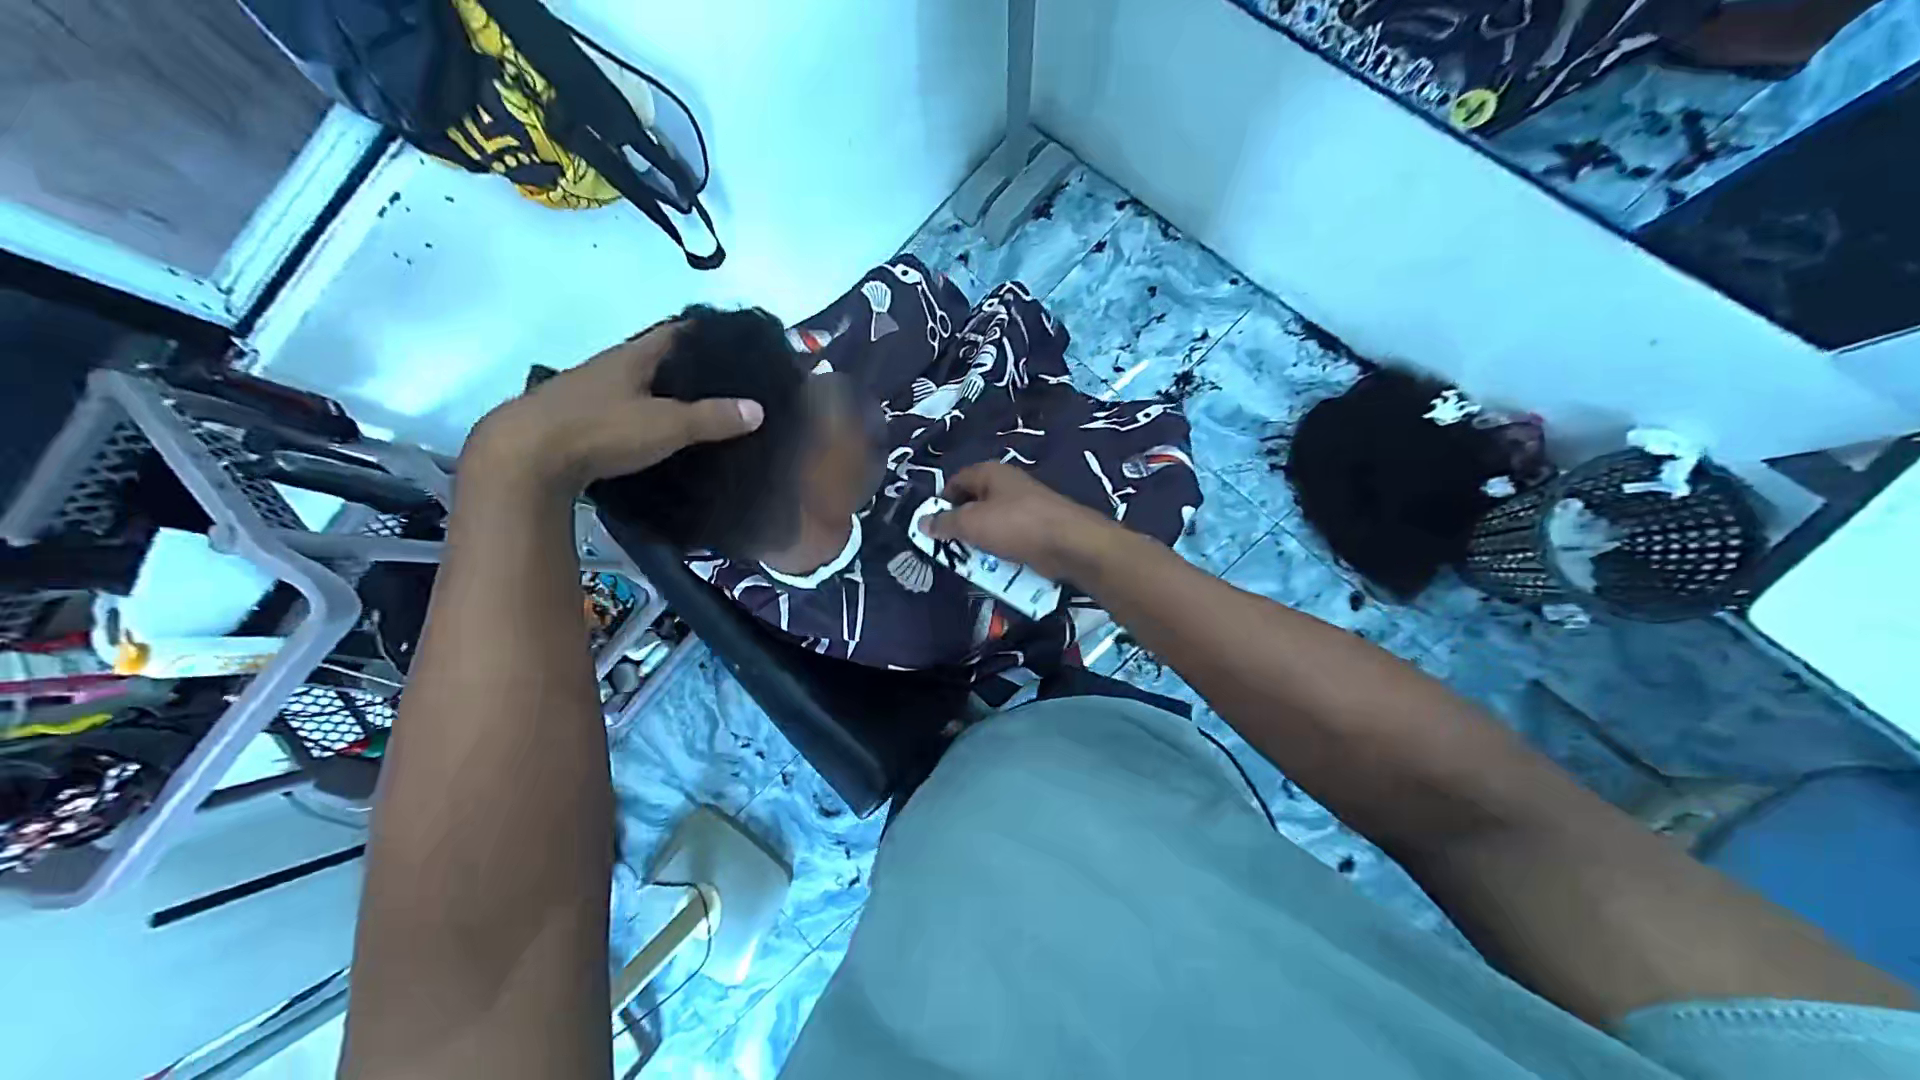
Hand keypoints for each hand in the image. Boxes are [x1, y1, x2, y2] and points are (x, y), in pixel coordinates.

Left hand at [467, 326, 763, 491]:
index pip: (675, 332)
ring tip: (695, 404)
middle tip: (722, 377)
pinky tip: (655, 429)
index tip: (732, 340)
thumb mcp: (667, 425)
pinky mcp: (574, 420)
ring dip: (661, 390)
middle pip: (654, 356)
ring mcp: (587, 392)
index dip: (705, 332)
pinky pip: (620, 407)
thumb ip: (713, 417)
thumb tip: (758, 408)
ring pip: (635, 383)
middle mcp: (609, 366)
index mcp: (632, 356)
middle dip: (686, 363)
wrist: (522, 458)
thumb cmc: (600, 429)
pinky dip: (642, 412)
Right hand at [924, 462, 1121, 581]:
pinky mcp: (1037, 529)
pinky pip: (1010, 538)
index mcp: (991, 473)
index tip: (933, 527)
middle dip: (960, 526)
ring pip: (991, 524)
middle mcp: (1007, 485)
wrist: (1069, 544)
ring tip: (971, 561)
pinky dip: (1000, 551)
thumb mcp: (972, 523)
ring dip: (980, 542)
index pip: (955, 482)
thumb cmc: (1016, 525)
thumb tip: (923, 522)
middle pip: (973, 504)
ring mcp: (1025, 507)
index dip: (941, 502)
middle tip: (949, 548)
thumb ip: (945, 523)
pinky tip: (996, 566)